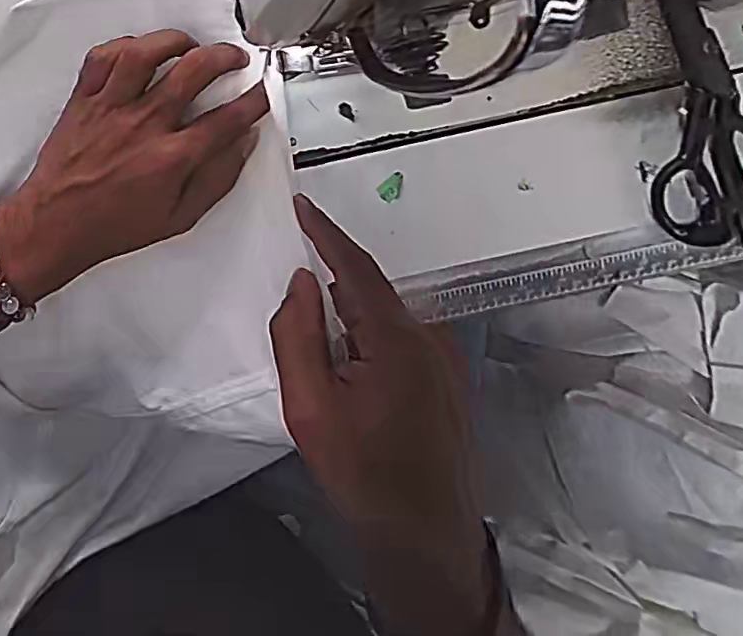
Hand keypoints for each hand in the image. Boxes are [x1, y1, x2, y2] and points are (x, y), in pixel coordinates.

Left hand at [0, 30, 269, 305]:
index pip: (226, 118)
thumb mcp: (178, 217)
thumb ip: (217, 179)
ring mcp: (110, 108)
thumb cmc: (110, 225)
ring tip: (189, 45)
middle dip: (225, 57)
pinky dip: (123, 46)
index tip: (261, 93)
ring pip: (145, 53)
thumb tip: (241, 145)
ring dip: (174, 41)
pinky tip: (138, 52)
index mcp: (170, 158)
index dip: (254, 100)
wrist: (54, 225)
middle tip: (233, 60)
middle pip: (194, 71)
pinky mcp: (84, 100)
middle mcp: (142, 126)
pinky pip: (102, 58)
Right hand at [271, 195, 498, 633]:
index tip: (303, 206)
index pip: (356, 267)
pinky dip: (369, 334)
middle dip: (331, 285)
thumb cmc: (362, 474)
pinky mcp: (446, 375)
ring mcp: (443, 358)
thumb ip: (296, 336)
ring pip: (383, 314)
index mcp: (396, 341)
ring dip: (350, 317)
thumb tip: (301, 284)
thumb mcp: (309, 408)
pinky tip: (352, 372)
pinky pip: (399, 334)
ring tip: (326, 362)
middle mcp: (428, 339)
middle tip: (298, 306)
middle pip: (369, 290)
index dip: (326, 232)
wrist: (424, 537)